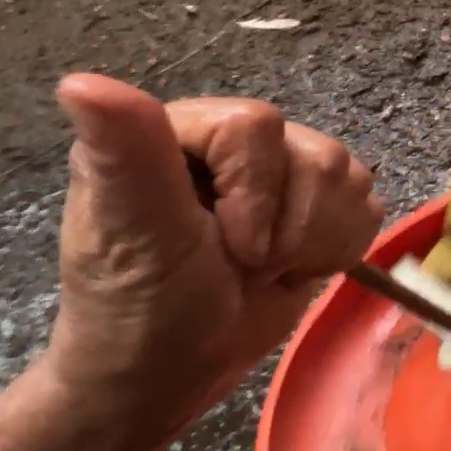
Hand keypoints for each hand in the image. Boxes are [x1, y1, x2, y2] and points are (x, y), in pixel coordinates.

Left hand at [47, 74, 382, 432]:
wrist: (183, 368)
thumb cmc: (146, 308)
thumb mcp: (135, 235)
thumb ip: (126, 155)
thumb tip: (80, 82)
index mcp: (181, 131)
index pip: (257, 124)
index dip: (257, 191)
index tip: (232, 246)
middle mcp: (238, 141)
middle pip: (318, 154)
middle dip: (290, 225)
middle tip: (245, 262)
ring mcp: (288, 170)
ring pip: (350, 179)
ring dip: (316, 241)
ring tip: (266, 267)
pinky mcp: (326, 203)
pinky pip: (369, 206)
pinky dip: (340, 248)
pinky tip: (297, 266)